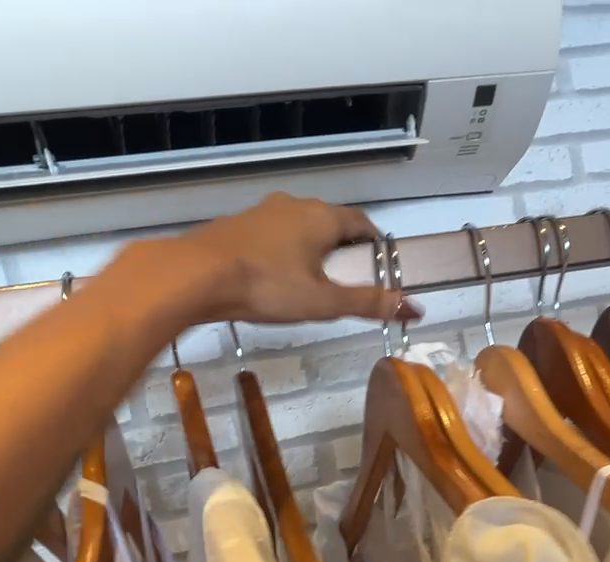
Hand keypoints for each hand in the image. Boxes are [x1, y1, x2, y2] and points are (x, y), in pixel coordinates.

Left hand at [174, 194, 424, 324]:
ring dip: (310, 250)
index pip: (360, 221)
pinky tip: (276, 278)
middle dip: (343, 247)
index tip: (380, 263)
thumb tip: (414, 308)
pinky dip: (282, 254)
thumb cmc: (268, 286)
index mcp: (321, 217)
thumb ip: (368, 304)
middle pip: (329, 222)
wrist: (195, 276)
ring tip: (312, 282)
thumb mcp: (324, 301)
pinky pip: (272, 237)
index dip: (374, 241)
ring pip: (298, 228)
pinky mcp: (237, 227)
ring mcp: (261, 213)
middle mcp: (294, 206)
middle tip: (349, 278)